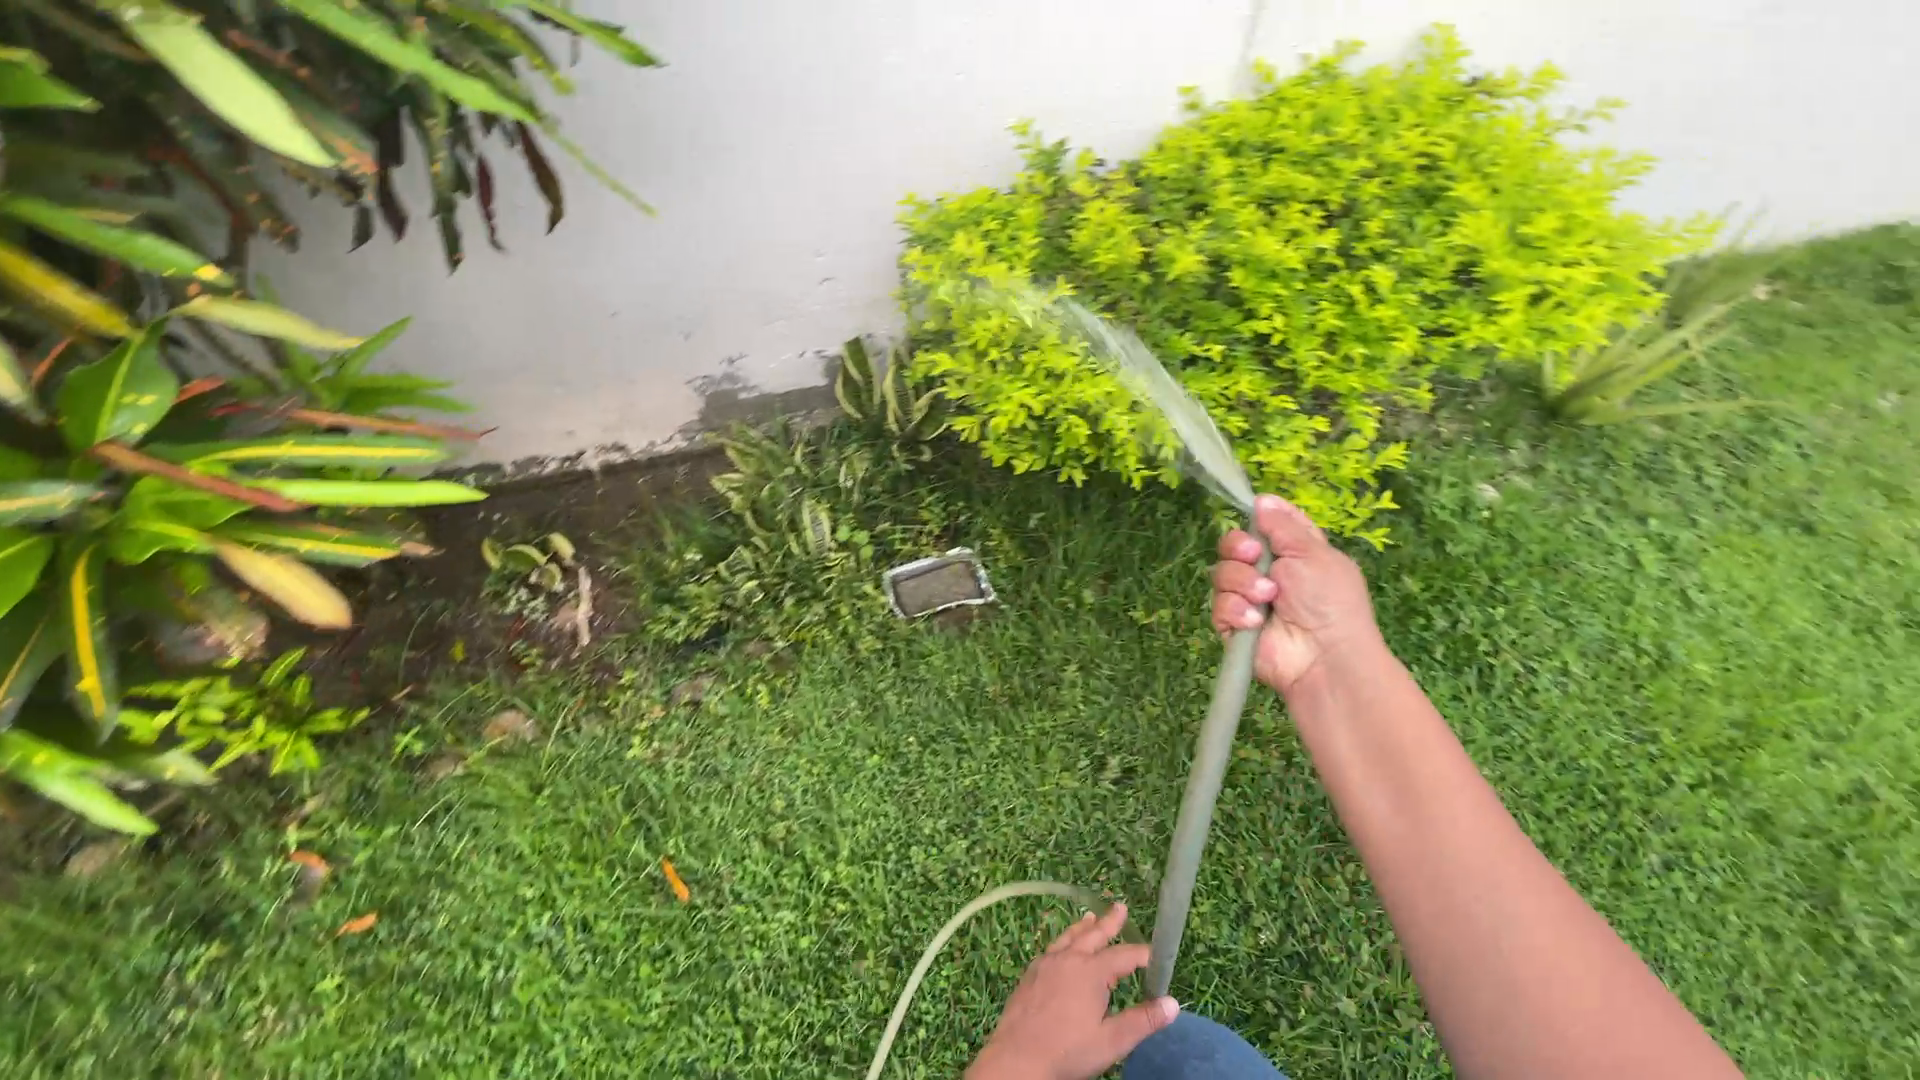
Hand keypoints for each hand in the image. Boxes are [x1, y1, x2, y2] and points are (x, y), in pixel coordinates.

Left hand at [965, 903, 1179, 1079]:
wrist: (1017, 1058)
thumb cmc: (1067, 1051)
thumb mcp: (1111, 1042)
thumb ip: (1142, 1021)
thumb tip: (1173, 1003)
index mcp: (1091, 972)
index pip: (1124, 956)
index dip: (1142, 955)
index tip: (1156, 955)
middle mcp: (1068, 959)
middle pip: (1094, 935)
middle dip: (1110, 922)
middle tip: (1120, 906)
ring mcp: (1046, 963)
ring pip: (1069, 937)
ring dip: (1084, 927)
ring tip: (1091, 917)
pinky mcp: (1031, 973)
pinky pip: (1053, 947)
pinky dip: (1064, 940)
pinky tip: (1063, 947)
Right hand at [1210, 494, 1382, 695]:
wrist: (1322, 655)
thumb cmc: (1329, 601)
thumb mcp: (1312, 554)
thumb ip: (1283, 526)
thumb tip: (1262, 499)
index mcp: (1295, 552)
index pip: (1268, 525)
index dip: (1260, 517)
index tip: (1255, 512)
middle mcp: (1269, 572)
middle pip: (1234, 546)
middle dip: (1239, 548)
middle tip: (1253, 557)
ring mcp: (1249, 599)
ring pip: (1222, 574)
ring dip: (1242, 583)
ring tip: (1266, 599)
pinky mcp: (1234, 625)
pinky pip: (1218, 605)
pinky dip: (1235, 610)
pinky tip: (1255, 621)